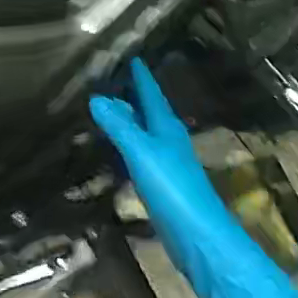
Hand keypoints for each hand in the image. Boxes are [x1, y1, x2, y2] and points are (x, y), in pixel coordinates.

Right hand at [90, 59, 297, 297]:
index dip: (141, 78)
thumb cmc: (174, 190)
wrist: (200, 239)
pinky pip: (142, 155)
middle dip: (136, 96)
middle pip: (151, 112)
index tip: (132, 58)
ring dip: (133, 120)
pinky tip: (122, 150)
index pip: (152, 96)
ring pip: (147, 133)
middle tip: (116, 79)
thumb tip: (97, 98)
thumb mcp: (142, 153)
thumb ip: (120, 127)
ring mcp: (169, 165)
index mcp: (167, 129)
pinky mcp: (164, 187)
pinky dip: (131, 145)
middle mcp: (170, 142)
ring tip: (113, 109)